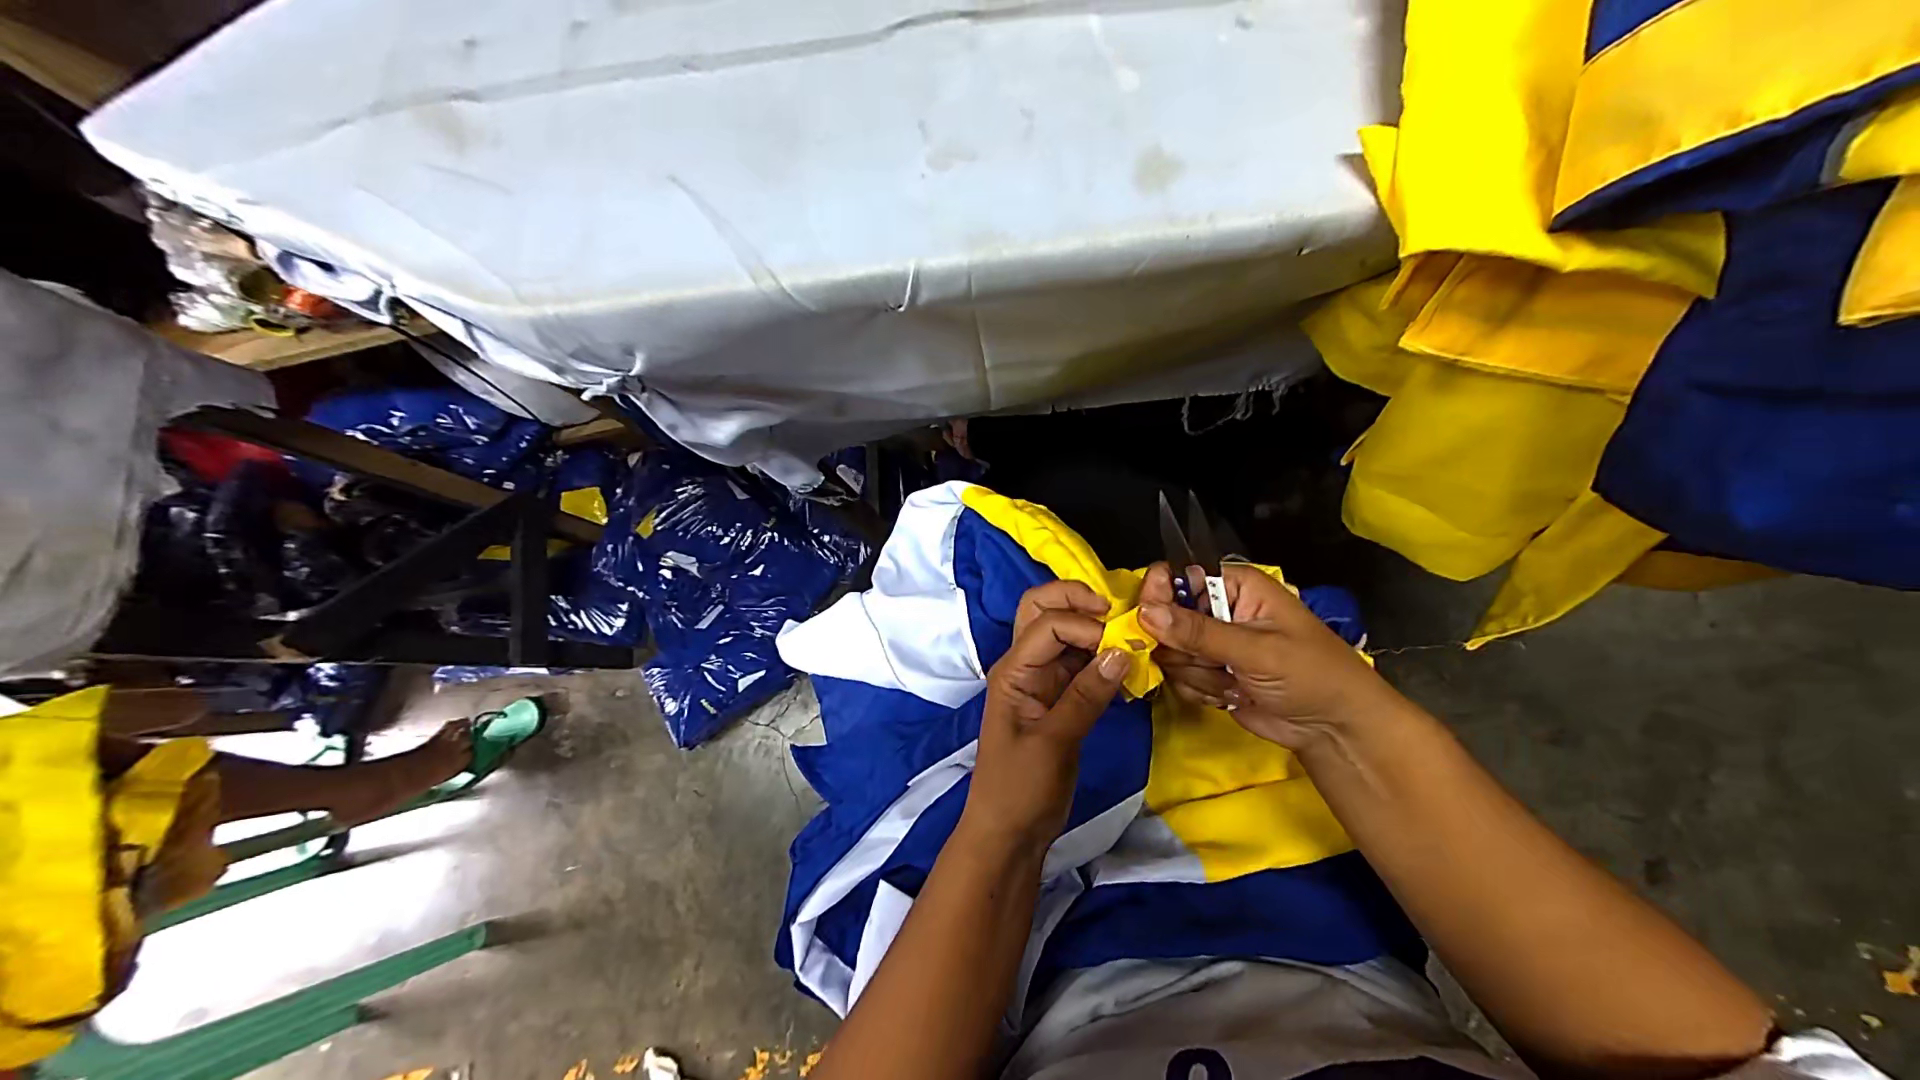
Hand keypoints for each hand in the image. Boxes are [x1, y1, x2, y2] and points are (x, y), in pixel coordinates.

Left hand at [963, 581, 1129, 851]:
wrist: (1009, 832)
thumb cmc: (1019, 788)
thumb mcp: (1053, 743)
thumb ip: (1085, 696)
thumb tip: (1122, 651)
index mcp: (1013, 670)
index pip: (1048, 624)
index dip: (1084, 624)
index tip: (1121, 643)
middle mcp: (1025, 666)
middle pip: (1044, 610)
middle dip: (1078, 600)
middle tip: (1119, 612)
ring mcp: (1043, 680)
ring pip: (1065, 634)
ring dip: (1096, 628)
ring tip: (1132, 636)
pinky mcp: (1060, 698)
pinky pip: (1081, 664)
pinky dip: (1103, 658)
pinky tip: (1129, 669)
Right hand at [1139, 563, 1404, 749]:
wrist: (1334, 729)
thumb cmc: (1311, 675)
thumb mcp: (1258, 650)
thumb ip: (1200, 633)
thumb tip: (1145, 613)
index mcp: (1234, 585)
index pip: (1177, 575)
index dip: (1158, 595)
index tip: (1151, 623)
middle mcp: (1217, 608)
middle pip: (1164, 616)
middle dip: (1181, 647)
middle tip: (1212, 663)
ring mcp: (1210, 643)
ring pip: (1168, 651)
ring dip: (1195, 673)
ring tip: (1232, 683)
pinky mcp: (1207, 673)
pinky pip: (1177, 676)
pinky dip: (1198, 690)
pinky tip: (1229, 696)